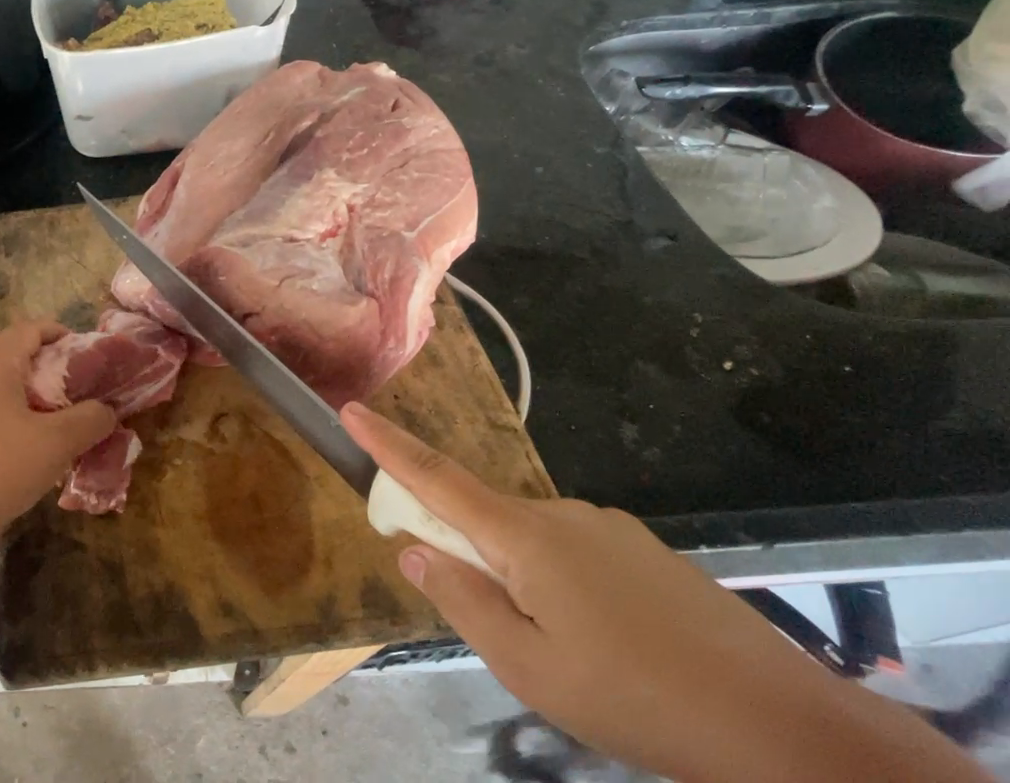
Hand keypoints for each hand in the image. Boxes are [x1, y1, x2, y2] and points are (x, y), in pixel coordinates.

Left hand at [0, 321, 115, 562]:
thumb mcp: (58, 444)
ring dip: (13, 388)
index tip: (81, 354)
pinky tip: (3, 441)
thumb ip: (90, 419)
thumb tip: (105, 411)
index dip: (59, 335)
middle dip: (38, 364)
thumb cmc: (1, 470)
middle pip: (4, 350)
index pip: (29, 329)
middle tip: (65, 389)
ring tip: (37, 417)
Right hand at [340, 402, 991, 782]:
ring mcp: (610, 528)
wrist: (783, 725)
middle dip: (465, 553)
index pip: (436, 479)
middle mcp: (563, 515)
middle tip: (497, 628)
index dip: (388, 444)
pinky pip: (574, 554)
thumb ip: (461, 601)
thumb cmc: (633, 696)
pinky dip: (561, 585)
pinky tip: (604, 644)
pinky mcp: (645, 551)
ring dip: (519, 579)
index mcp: (525, 538)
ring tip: (564, 654)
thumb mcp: (525, 666)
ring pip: (531, 542)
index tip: (349, 408)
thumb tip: (415, 549)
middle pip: (483, 518)